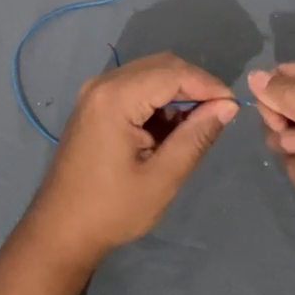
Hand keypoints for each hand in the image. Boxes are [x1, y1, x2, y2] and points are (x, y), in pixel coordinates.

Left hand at [23, 53, 239, 268]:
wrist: (61, 228)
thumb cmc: (112, 208)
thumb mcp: (163, 177)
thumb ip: (196, 136)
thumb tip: (227, 106)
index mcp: (115, 97)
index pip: (172, 72)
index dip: (207, 84)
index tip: (233, 107)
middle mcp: (102, 84)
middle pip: (159, 66)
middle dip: (194, 85)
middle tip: (219, 116)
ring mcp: (95, 92)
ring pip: (148, 74)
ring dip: (176, 93)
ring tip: (197, 127)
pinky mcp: (94, 104)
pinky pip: (134, 88)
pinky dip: (157, 101)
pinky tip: (170, 130)